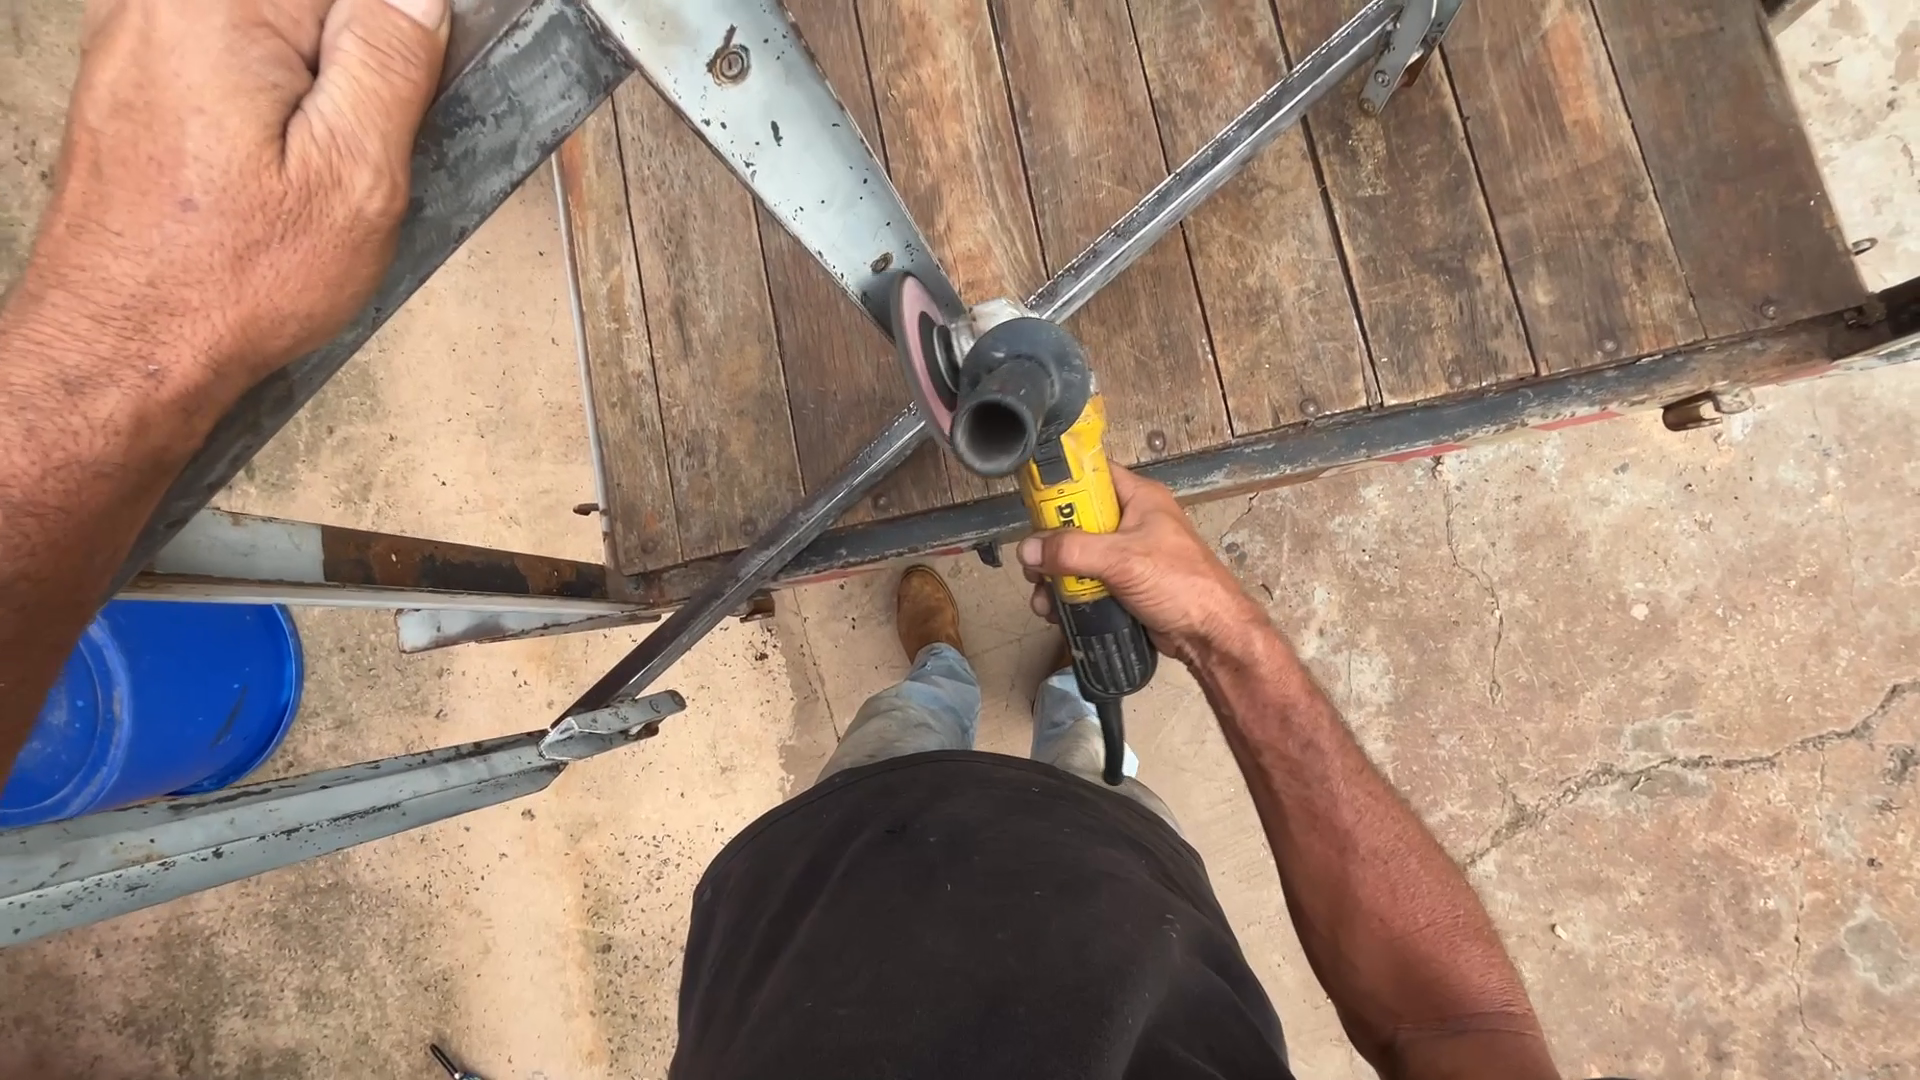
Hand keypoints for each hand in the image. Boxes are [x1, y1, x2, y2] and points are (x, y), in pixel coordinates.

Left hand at [11, 0, 449, 392]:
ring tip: (329, 174)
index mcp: (221, 11)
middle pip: (313, 11)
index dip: (399, 40)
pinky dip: (290, 113)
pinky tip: (292, 174)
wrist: (140, 334)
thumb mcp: (357, 175)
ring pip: (282, 39)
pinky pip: (244, 66)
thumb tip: (418, 0)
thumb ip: (387, 69)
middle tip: (374, 151)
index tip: (409, 102)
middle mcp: (165, 6)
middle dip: (364, 70)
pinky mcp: (143, 81)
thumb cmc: (245, 272)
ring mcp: (142, 40)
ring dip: (331, 97)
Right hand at [1016, 465, 1266, 663]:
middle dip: (1049, 545)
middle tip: (1033, 564)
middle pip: (1076, 522)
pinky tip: (1054, 612)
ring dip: (1054, 577)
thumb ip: (1073, 552)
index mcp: (1139, 499)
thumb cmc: (1182, 584)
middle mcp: (1130, 522)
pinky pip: (1085, 583)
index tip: (1031, 503)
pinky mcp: (1122, 585)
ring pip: (1076, 557)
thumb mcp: (1123, 559)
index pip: (1092, 475)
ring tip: (1042, 596)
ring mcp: (1126, 556)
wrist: (1211, 635)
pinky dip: (1067, 596)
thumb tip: (1027, 550)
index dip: (1061, 484)